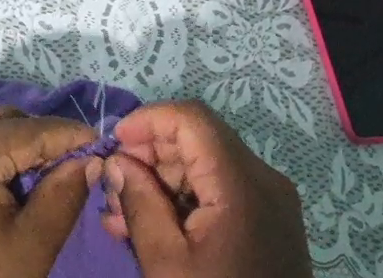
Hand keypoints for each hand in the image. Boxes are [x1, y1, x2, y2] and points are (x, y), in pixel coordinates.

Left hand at [0, 106, 96, 277]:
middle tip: (77, 168)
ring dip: (20, 148)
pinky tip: (14, 187)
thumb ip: (65, 192)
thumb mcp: (31, 244)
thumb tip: (91, 159)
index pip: (31, 130)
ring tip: (49, 179)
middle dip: (44, 140)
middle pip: (6, 122)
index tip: (104, 147)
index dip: (71, 136)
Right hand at [91, 100, 312, 277]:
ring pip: (206, 165)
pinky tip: (150, 223)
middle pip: (199, 140)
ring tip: (120, 211)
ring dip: (162, 178)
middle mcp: (263, 179)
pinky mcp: (268, 223)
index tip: (112, 142)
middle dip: (150, 153)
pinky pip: (221, 192)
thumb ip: (139, 203)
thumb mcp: (167, 264)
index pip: (192, 120)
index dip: (149, 120)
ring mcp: (270, 202)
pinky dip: (185, 199)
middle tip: (112, 183)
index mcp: (242, 183)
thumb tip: (116, 161)